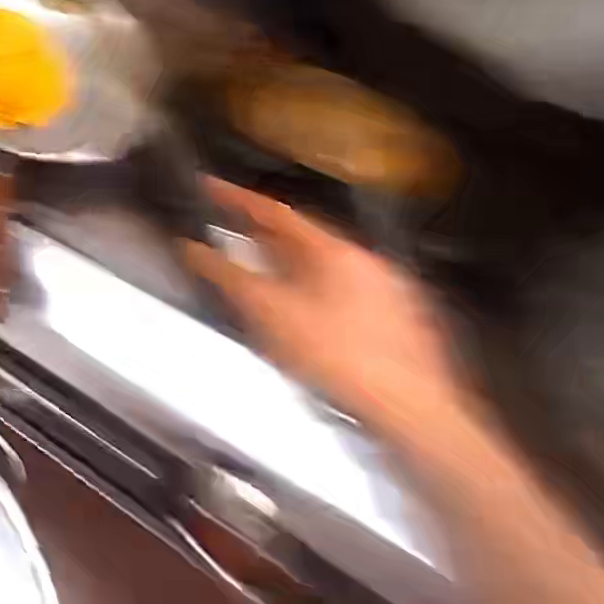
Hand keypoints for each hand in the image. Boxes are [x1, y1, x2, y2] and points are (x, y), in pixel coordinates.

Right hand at [183, 178, 468, 430]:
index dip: (237, 198)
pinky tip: (291, 306)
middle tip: (225, 227)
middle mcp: (367, 263)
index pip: (276, 212)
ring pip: (321, 264)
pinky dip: (307, 286)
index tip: (207, 185)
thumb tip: (190, 246)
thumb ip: (222, 272)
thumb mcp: (264, 308)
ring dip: (283, 261)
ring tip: (252, 267)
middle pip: (301, 237)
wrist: (413, 418)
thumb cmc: (332, 353)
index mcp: (335, 251)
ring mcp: (389, 294)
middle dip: (260, 232)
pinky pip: (339, 289)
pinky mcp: (399, 324)